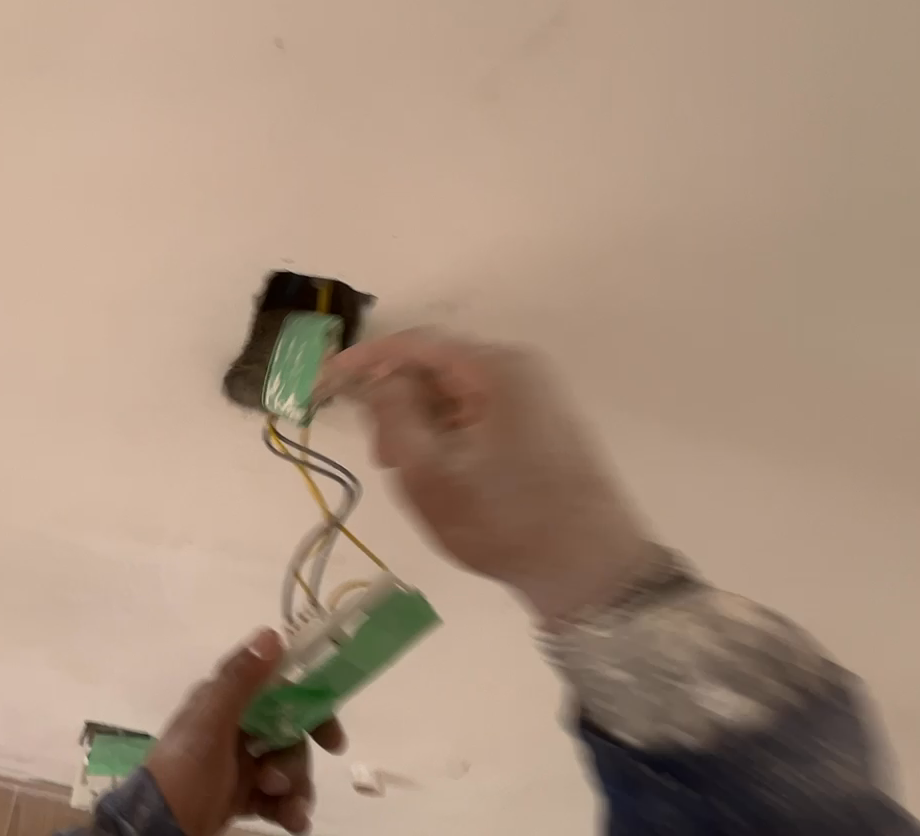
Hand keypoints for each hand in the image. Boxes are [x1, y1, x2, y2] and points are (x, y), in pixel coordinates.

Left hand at [143, 628, 346, 835]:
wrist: (160, 829)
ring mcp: (238, 762)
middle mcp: (234, 725)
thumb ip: (241, 680)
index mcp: (225, 698)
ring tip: (287, 809)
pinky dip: (289, 808)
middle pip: (287, 732)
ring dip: (295, 786)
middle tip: (288, 782)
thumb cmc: (186, 769)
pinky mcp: (240, 795)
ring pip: (286, 764)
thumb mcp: (212, 722)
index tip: (331, 737)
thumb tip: (273, 634)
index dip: (309, 705)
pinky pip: (277, 797)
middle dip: (296, 757)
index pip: (277, 688)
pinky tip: (294, 823)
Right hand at [319, 328, 654, 624]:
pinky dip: (445, 434)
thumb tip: (379, 379)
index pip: (413, 345)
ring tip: (408, 472)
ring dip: (419, 424)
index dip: (363, 360)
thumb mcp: (428, 471)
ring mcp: (533, 399)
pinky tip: (437, 471)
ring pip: (452, 394)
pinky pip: (475, 413)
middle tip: (379, 455)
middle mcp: (518, 371)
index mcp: (495, 369)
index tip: (325, 380)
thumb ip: (392, 413)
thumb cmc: (503, 520)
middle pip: (434, 369)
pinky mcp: (539, 426)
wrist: (594, 575)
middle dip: (394, 404)